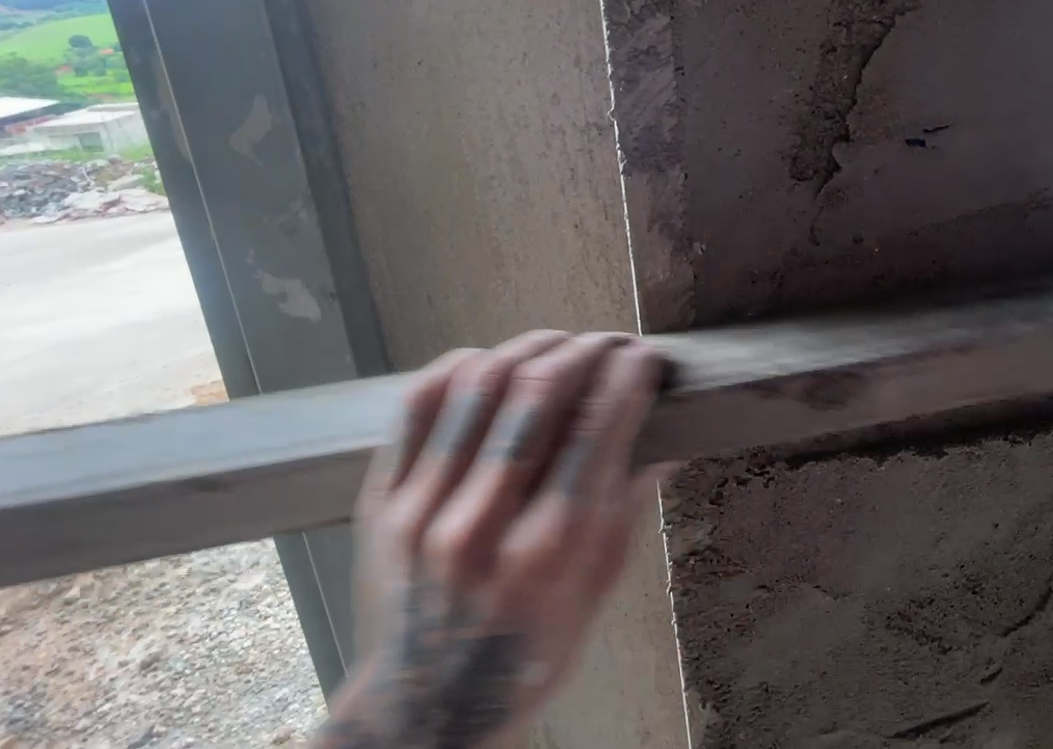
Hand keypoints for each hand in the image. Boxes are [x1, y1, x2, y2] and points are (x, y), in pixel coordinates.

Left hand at [315, 332, 675, 748]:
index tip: (645, 358)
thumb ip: (629, 505)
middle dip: (585, 350)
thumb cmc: (529, 652)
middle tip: (608, 343)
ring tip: (559, 343)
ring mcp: (424, 508)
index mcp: (550, 551)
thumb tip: (668, 439)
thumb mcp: (600, 589)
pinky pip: (418, 405)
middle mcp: (484, 522)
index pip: (598, 427)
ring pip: (478, 385)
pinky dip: (460, 367)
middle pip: (538, 392)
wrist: (424, 710)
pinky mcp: (383, 501)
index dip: (629, 376)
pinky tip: (491, 360)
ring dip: (529, 346)